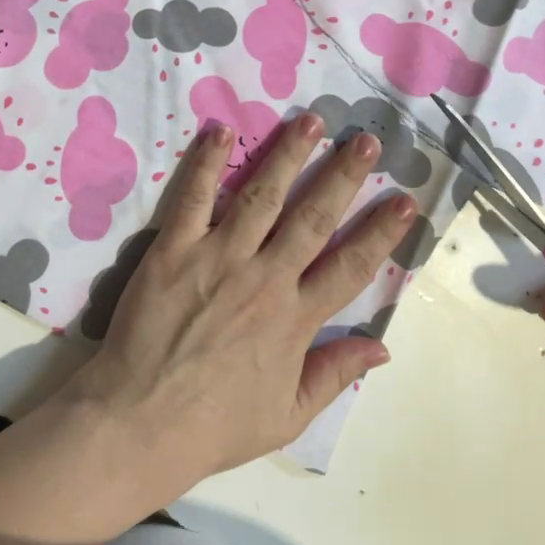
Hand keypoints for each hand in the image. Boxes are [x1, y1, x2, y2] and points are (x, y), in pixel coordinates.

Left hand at [51, 113, 417, 497]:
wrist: (139, 421)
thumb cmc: (215, 424)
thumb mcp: (287, 416)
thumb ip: (334, 375)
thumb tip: (382, 347)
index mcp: (296, 319)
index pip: (351, 266)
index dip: (381, 232)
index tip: (405, 200)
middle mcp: (265, 278)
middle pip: (313, 217)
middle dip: (343, 176)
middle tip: (365, 140)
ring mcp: (218, 258)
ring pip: (262, 196)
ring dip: (289, 155)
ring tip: (311, 120)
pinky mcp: (174, 249)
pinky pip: (195, 197)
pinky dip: (208, 162)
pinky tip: (222, 130)